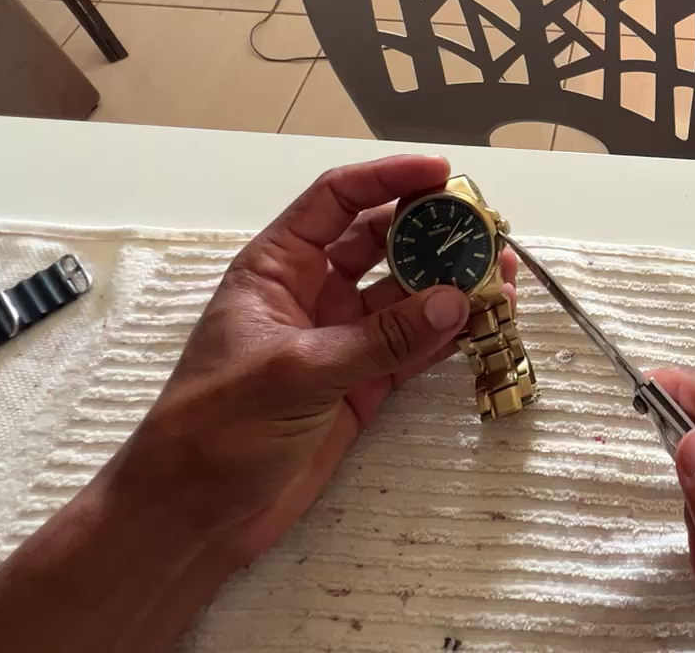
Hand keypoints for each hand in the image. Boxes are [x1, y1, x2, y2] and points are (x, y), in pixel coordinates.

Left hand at [109, 156, 515, 566]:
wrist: (192, 521)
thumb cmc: (215, 432)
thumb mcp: (296, 373)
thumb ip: (381, 338)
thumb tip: (458, 300)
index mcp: (279, 268)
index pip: (337, 201)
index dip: (388, 178)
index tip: (442, 173)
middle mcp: (317, 291)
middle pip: (384, 241)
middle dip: (434, 230)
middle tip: (485, 227)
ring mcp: (345, 336)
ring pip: (409, 292)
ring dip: (453, 281)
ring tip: (502, 271)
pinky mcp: (367, 379)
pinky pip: (418, 342)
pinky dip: (452, 331)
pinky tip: (487, 318)